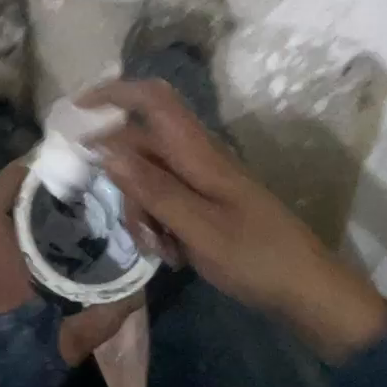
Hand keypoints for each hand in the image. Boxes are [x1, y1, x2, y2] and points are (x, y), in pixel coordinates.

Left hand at [0, 161, 143, 365]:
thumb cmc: (29, 356)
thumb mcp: (76, 334)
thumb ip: (109, 308)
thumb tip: (143, 281)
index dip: (15, 176)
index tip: (46, 161)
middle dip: (23, 186)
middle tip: (61, 174)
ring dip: (21, 205)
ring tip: (60, 193)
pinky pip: (0, 241)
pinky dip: (19, 227)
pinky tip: (50, 229)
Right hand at [79, 79, 386, 361]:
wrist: (310, 292)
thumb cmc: (258, 258)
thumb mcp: (199, 229)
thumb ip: (152, 189)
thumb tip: (105, 149)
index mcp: (198, 153)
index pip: (152, 100)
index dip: (113, 93)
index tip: (76, 111)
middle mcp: (196, 157)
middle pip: (140, 146)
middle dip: (125, 183)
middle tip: (135, 231)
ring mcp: (201, 180)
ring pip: (148, 177)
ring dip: (141, 211)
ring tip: (160, 251)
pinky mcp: (205, 203)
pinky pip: (164, 200)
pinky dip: (157, 223)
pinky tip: (171, 255)